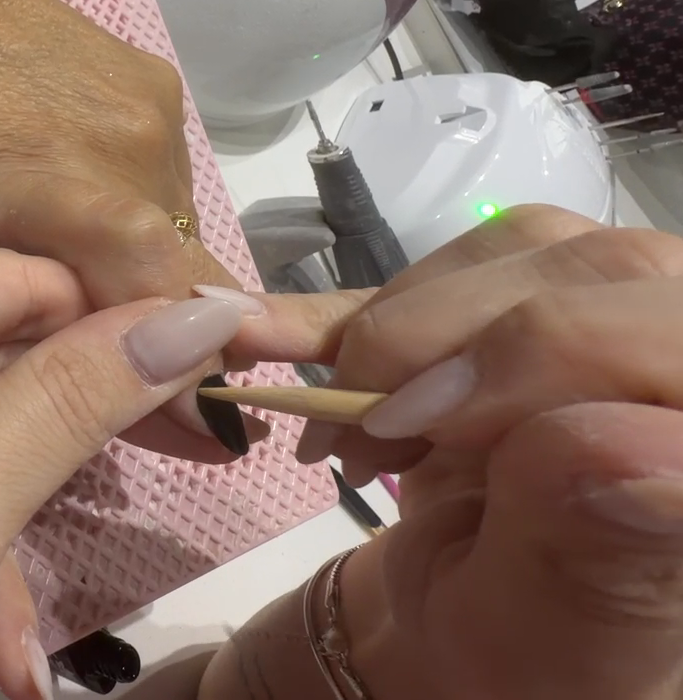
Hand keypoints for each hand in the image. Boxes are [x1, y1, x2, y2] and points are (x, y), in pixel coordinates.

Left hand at [0, 0, 252, 460]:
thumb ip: (92, 263)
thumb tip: (180, 334)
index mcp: (131, 163)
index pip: (173, 291)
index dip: (170, 367)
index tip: (181, 435)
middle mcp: (147, 123)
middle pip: (161, 254)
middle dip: (140, 324)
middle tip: (114, 396)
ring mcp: (117, 89)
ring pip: (133, 213)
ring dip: (114, 270)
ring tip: (70, 326)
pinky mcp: (83, 69)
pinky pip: (108, 166)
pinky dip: (90, 214)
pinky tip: (51, 236)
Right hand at [229, 207, 682, 699]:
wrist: (461, 640)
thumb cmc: (513, 667)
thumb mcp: (546, 645)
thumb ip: (597, 557)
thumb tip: (629, 441)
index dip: (547, 354)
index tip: (407, 427)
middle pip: (615, 273)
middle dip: (452, 335)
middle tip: (368, 426)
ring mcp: (627, 338)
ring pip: (528, 247)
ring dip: (401, 320)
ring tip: (352, 413)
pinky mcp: (527, 318)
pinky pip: (446, 264)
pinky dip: (350, 299)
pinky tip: (276, 333)